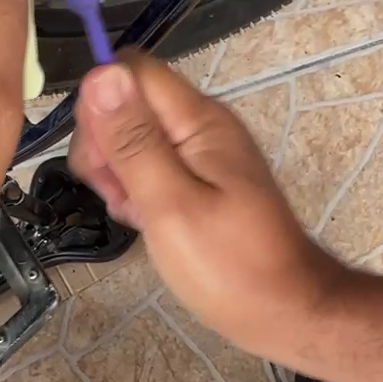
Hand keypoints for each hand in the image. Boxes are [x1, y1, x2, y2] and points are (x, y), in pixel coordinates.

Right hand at [69, 53, 350, 362]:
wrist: (282, 311)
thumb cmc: (228, 267)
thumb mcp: (170, 205)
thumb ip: (133, 141)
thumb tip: (100, 74)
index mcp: (199, 121)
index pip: (131, 70)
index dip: (100, 106)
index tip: (100, 162)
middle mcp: (200, 126)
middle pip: (127, 102)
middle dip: (105, 145)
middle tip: (120, 198)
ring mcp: (200, 153)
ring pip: (132, 136)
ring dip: (116, 173)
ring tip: (135, 215)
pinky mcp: (197, 179)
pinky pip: (149, 165)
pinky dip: (135, 190)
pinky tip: (144, 221)